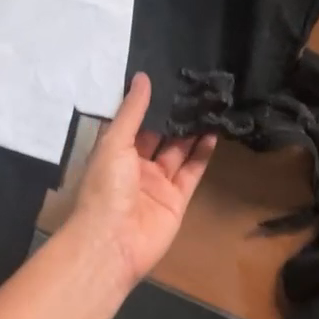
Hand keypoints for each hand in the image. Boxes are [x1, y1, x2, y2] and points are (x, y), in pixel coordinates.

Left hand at [66, 72, 215, 285]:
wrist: (113, 242)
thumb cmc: (106, 186)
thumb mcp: (115, 141)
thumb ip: (132, 111)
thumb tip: (142, 76)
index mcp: (116, 151)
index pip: (135, 121)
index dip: (150, 103)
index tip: (167, 77)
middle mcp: (137, 165)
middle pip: (159, 135)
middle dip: (174, 115)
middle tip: (195, 88)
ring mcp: (158, 183)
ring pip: (178, 151)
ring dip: (191, 131)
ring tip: (208, 105)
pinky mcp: (177, 199)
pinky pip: (192, 172)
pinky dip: (202, 154)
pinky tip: (213, 133)